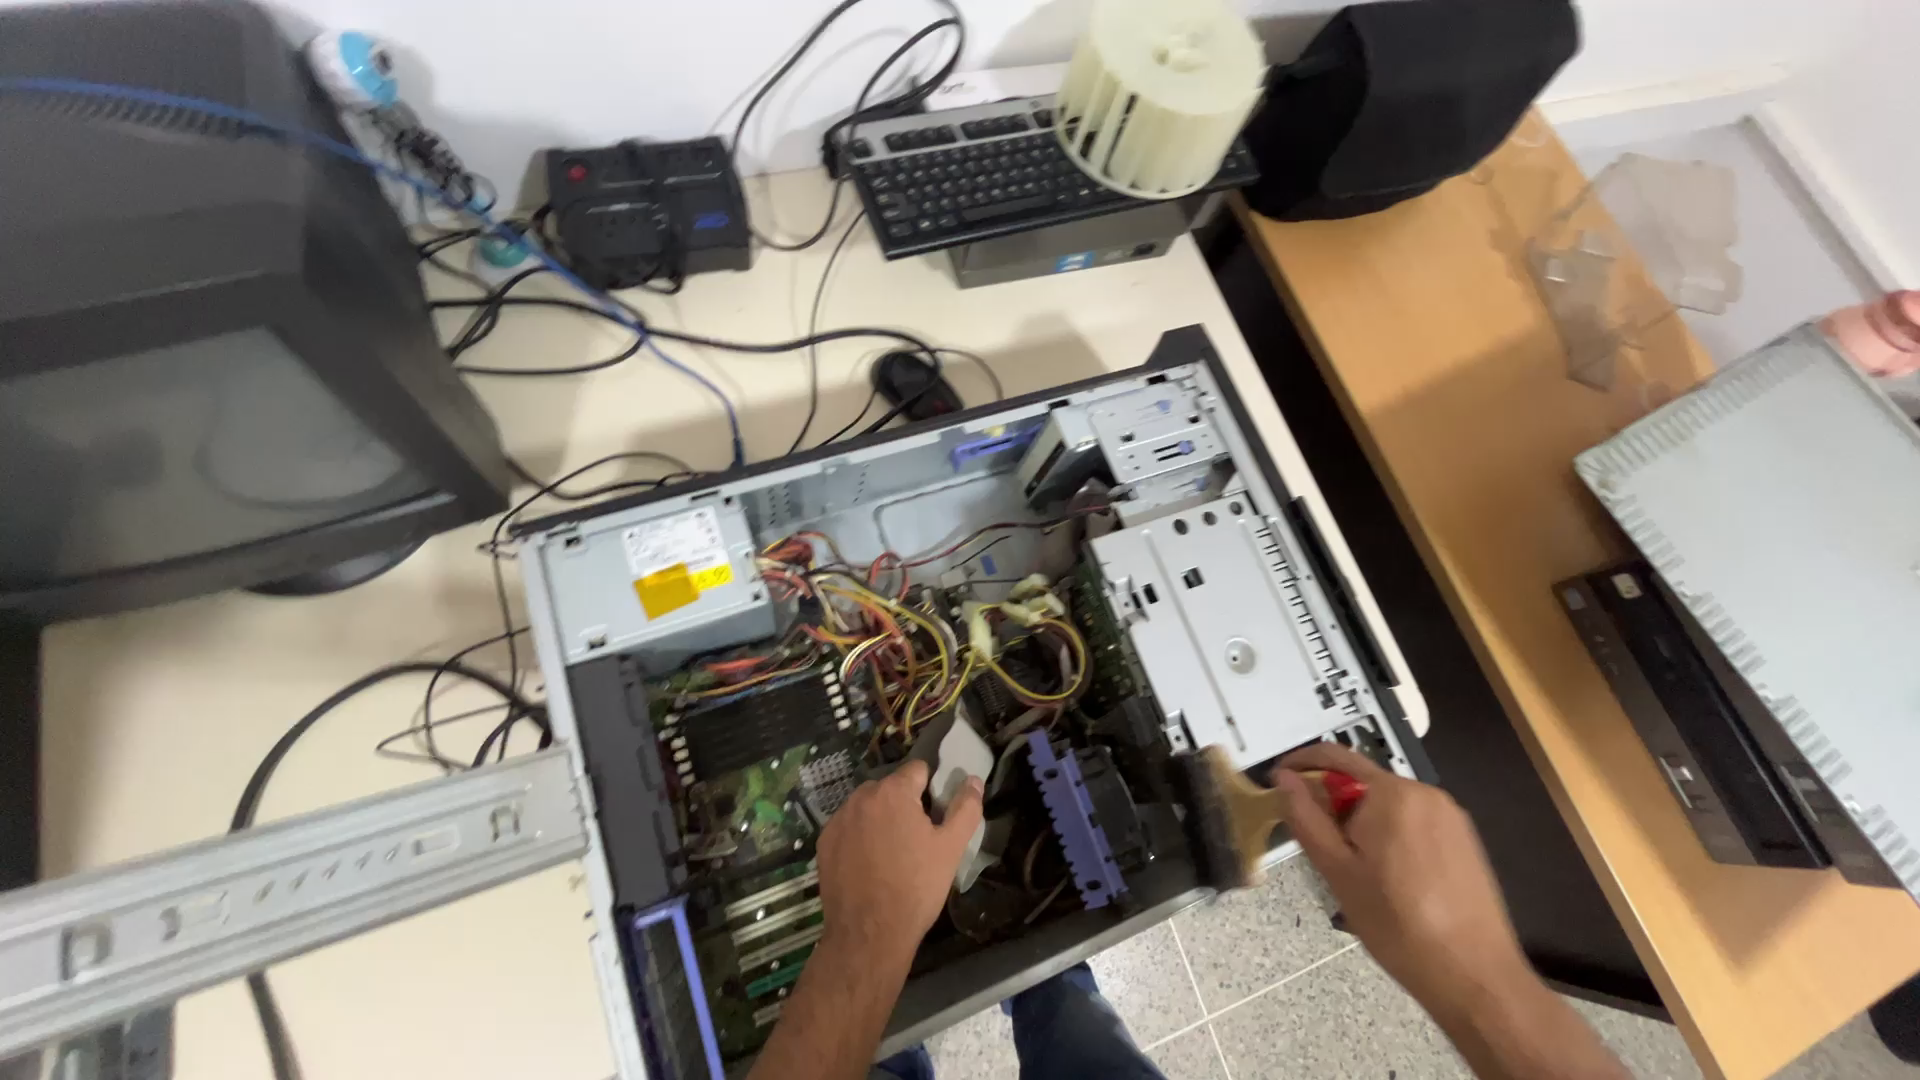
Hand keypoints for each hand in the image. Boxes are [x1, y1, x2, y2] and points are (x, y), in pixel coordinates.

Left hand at [816, 759, 984, 962]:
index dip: (931, 790)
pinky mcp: (824, 842)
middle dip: (904, 804)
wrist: (869, 935)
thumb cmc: (916, 888)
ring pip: (868, 806)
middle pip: (891, 787)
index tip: (935, 818)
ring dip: (880, 817)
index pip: (918, 770)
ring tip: (892, 853)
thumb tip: (973, 780)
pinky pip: (848, 826)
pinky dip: (859, 835)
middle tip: (916, 839)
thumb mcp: (951, 848)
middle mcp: (862, 797)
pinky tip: (868, 864)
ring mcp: (839, 819)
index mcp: (894, 792)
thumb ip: (966, 808)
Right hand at [1273, 743, 1531, 1012]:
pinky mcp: (1465, 839)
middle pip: (1362, 781)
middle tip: (1318, 845)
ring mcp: (1450, 815)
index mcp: (1392, 794)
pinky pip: (1413, 820)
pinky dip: (1389, 833)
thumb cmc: (1397, 923)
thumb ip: (1306, 816)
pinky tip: (1388, 876)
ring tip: (1354, 868)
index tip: (1278, 782)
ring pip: (1387, 803)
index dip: (1300, 764)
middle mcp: (1425, 793)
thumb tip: (1284, 777)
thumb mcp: (1337, 870)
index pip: (1335, 756)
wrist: (1475, 978)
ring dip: (1361, 821)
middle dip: (1333, 803)